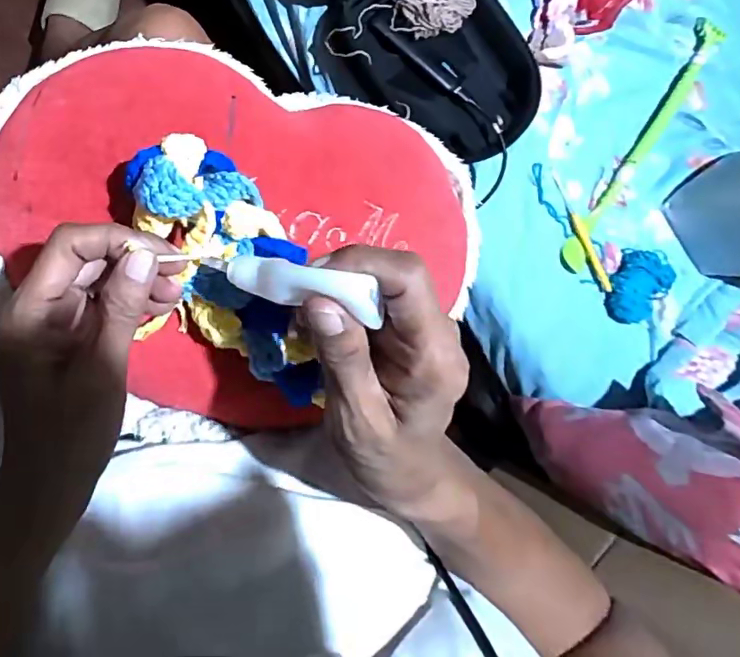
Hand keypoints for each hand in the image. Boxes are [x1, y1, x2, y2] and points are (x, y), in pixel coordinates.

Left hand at [0, 223, 183, 501]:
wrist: (48, 490)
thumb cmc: (72, 436)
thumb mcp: (103, 368)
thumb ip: (121, 306)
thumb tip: (145, 255)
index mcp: (30, 309)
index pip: (70, 244)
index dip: (117, 240)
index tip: (161, 255)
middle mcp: (34, 305)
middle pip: (84, 257)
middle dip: (133, 258)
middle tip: (178, 273)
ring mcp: (48, 320)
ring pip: (94, 277)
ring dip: (135, 278)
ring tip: (176, 292)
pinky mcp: (63, 334)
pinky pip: (96, 302)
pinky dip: (127, 299)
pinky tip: (158, 306)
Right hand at [300, 246, 471, 522]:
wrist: (412, 476)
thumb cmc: (385, 459)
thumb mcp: (357, 420)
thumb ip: (344, 360)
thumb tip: (318, 300)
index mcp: (434, 354)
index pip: (408, 278)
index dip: (360, 262)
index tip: (313, 278)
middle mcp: (439, 330)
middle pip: (394, 272)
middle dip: (343, 273)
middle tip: (300, 296)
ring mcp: (427, 325)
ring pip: (383, 278)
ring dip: (339, 285)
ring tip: (305, 313)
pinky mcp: (410, 325)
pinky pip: (377, 294)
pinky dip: (343, 297)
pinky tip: (322, 322)